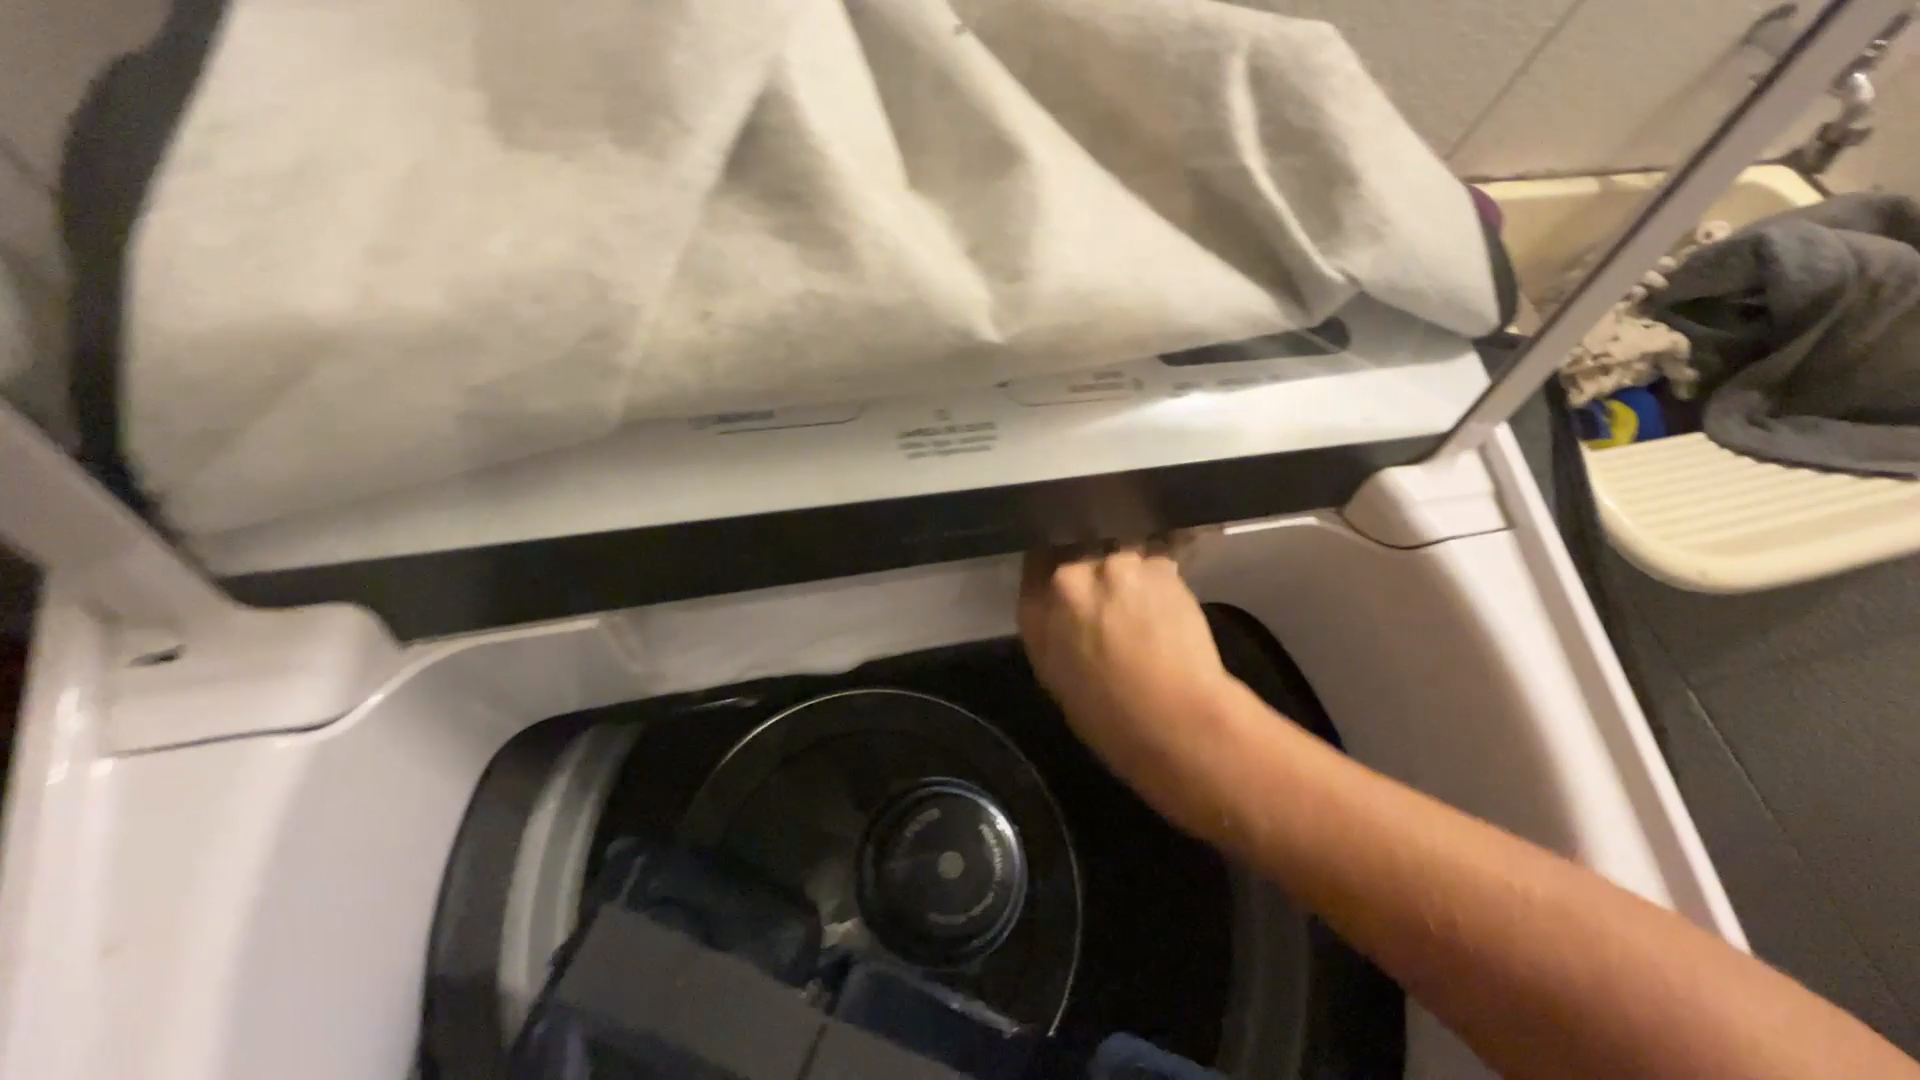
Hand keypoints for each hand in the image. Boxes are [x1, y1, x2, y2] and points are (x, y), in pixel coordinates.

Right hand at [1017, 547, 1241, 800]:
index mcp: (1036, 608)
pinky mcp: (1161, 565)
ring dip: (1128, 563)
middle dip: (1092, 559)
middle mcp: (1071, 576)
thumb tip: (1059, 604)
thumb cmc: (1110, 718)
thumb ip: (1049, 627)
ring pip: (1119, 546)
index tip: (1068, 573)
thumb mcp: (1054, 674)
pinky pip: (1155, 556)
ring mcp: (1117, 565)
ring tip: (1142, 594)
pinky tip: (1167, 598)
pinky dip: (1159, 573)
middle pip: (1078, 545)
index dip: (1053, 564)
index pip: (1036, 561)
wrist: (1174, 721)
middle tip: (1110, 587)